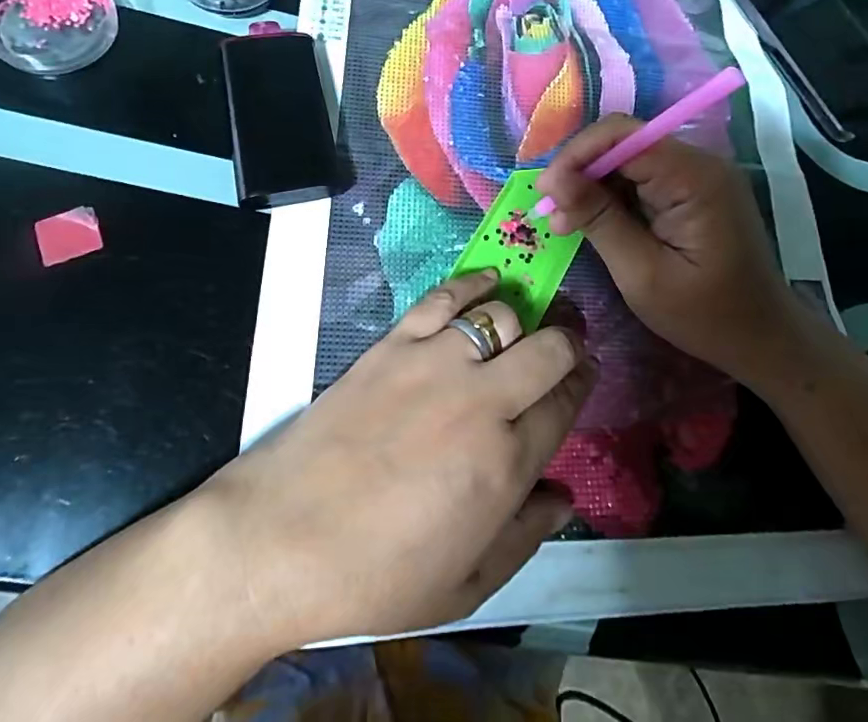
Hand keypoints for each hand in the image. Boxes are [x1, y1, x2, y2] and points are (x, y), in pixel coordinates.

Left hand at [193, 270, 594, 648]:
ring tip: (524, 321)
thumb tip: (564, 497)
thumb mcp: (465, 585)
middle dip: (567, 343)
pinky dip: (472, 284)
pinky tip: (487, 282)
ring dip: (522, 317)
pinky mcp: (389, 347)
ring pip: (500, 316)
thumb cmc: (376, 576)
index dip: (583, 383)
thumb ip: (524, 536)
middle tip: (565, 346)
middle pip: (548, 350)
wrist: (282, 537)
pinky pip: (442, 299)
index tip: (585, 374)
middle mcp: (480, 403)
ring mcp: (431, 365)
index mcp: (506, 464)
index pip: (565, 404)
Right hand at [534, 114, 802, 379]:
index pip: (621, 136)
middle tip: (550, 213)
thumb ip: (598, 219)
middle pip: (621, 143)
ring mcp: (696, 176)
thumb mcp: (640, 272)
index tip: (544, 192)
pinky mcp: (690, 192)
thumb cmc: (704, 315)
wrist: (763, 341)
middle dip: (579, 172)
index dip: (575, 156)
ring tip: (564, 224)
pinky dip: (608, 198)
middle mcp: (698, 164)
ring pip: (625, 160)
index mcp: (694, 178)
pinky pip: (639, 179)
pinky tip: (590, 224)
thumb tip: (551, 180)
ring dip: (589, 187)